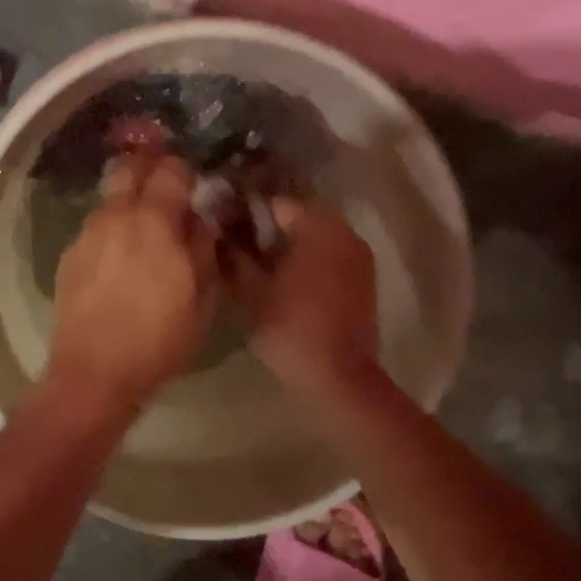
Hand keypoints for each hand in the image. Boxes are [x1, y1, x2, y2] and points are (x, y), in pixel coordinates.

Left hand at [47, 154, 217, 407]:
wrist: (94, 373)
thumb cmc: (159, 338)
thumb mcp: (202, 298)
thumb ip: (204, 247)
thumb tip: (203, 219)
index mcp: (154, 220)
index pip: (170, 168)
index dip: (185, 170)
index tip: (195, 184)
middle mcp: (116, 215)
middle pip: (129, 166)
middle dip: (148, 167)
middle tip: (166, 187)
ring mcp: (87, 233)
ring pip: (110, 198)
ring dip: (128, 201)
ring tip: (144, 231)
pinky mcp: (69, 255)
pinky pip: (96, 228)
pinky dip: (112, 230)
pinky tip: (120, 261)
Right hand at [229, 202, 379, 392]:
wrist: (341, 378)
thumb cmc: (291, 329)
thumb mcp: (250, 293)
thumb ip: (232, 256)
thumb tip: (216, 232)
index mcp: (318, 226)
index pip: (275, 203)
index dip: (246, 214)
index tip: (225, 229)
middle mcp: (345, 231)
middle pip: (298, 216)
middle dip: (268, 229)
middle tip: (239, 248)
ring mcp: (359, 255)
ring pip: (316, 236)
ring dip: (289, 244)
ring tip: (260, 266)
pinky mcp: (364, 278)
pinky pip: (331, 254)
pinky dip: (309, 260)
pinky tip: (287, 282)